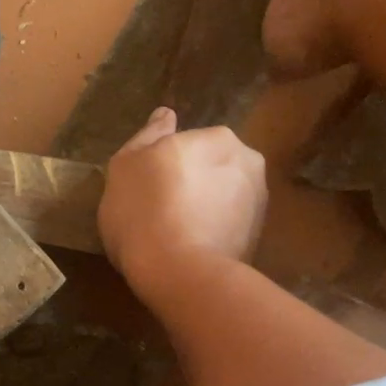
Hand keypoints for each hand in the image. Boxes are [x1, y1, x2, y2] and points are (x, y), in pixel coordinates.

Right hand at [97, 107, 267, 297]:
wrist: (180, 270)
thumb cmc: (142, 213)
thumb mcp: (124, 168)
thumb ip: (145, 137)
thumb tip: (165, 114)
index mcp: (214, 136)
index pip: (184, 144)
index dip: (162, 169)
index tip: (145, 193)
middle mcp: (245, 156)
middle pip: (210, 167)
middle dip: (191, 184)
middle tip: (160, 214)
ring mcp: (258, 196)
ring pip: (224, 194)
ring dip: (206, 207)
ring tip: (178, 236)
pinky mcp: (260, 233)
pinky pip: (231, 224)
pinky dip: (215, 231)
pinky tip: (193, 249)